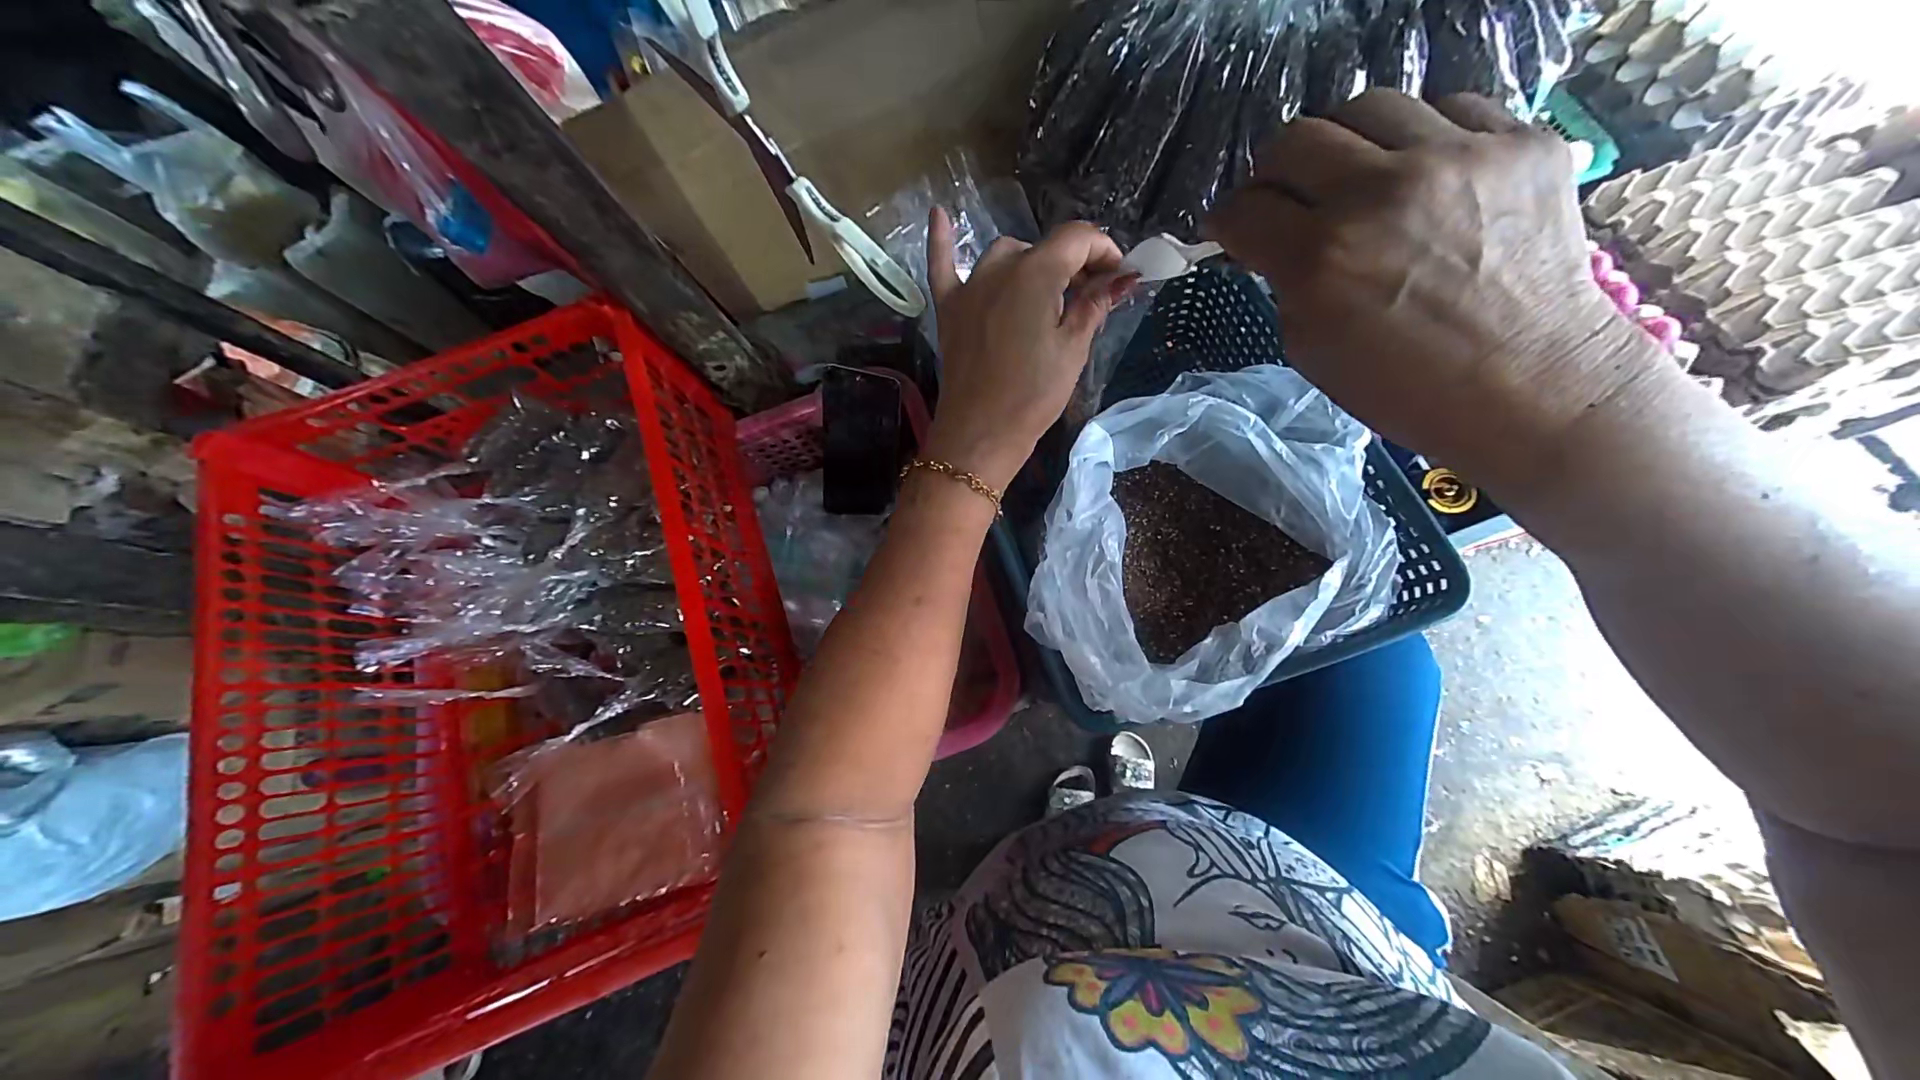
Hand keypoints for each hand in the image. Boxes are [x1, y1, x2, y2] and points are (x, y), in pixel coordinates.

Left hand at [922, 209, 1132, 489]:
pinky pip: (943, 264)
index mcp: (1036, 273)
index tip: (1119, 275)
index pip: (1077, 238)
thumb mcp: (1073, 349)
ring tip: (1046, 294)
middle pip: (1042, 249)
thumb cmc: (1034, 394)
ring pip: (1004, 256)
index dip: (1104, 250)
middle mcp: (1000, 267)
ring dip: (1029, 264)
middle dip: (1071, 265)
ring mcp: (969, 286)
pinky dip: (943, 239)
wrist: (980, 433)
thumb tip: (1122, 278)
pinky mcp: (949, 308)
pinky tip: (939, 213)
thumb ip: (1094, 304)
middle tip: (1090, 297)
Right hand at [1205, 89, 1674, 497]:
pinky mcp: (1519, 144)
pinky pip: (1449, 110)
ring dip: (1342, 145)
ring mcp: (1456, 159)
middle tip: (1282, 198)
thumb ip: (1285, 282)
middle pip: (1294, 140)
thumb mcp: (1310, 346)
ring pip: (1367, 107)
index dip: (1226, 220)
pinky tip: (1419, 177)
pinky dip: (1419, 141)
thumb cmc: (1403, 387)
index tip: (1231, 228)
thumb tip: (1275, 243)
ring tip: (1351, 178)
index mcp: (1321, 260)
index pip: (1243, 209)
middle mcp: (1380, 195)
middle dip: (1272, 174)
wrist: (1528, 385)